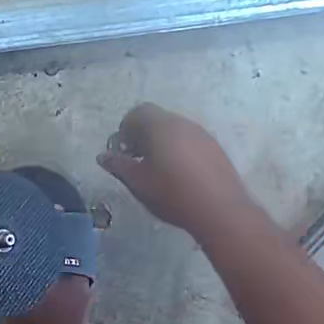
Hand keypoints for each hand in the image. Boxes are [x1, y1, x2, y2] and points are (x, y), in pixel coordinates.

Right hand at [97, 103, 256, 238]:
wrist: (221, 210)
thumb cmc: (172, 194)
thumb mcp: (138, 182)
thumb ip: (118, 165)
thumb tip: (103, 156)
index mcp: (160, 126)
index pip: (137, 113)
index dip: (125, 129)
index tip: (122, 151)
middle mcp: (183, 123)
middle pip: (157, 119)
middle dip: (142, 135)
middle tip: (136, 160)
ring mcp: (202, 134)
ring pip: (175, 130)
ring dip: (161, 142)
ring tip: (158, 170)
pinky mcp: (215, 148)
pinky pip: (190, 141)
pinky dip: (179, 150)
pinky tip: (179, 175)